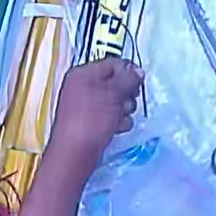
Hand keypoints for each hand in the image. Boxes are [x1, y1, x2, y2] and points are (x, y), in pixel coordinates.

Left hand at [47, 58, 143, 176]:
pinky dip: (115, 120)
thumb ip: (128, 79)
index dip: (129, 71)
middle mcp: (80, 86)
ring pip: (113, 100)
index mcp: (82, 73)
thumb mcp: (114, 94)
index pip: (112, 64)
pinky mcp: (87, 121)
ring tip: (122, 118)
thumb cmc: (93, 119)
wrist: (75, 152)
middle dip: (126, 93)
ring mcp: (82, 104)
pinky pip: (107, 114)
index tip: (141, 83)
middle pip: (113, 82)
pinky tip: (117, 128)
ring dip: (123, 109)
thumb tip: (138, 71)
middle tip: (129, 103)